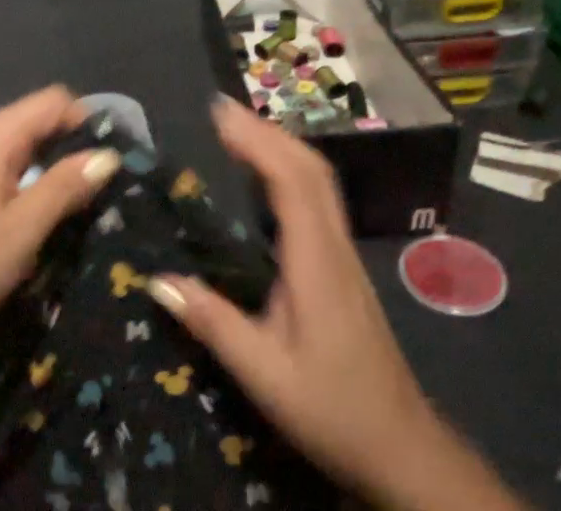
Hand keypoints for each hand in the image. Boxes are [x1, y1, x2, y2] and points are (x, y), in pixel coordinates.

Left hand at [0, 86, 120, 366]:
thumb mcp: (24, 229)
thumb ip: (65, 186)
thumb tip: (108, 154)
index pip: (52, 100)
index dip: (87, 120)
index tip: (114, 155)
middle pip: (36, 119)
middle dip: (71, 144)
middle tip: (104, 182)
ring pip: (21, 144)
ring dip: (51, 164)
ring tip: (80, 198)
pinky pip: (3, 163)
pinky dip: (27, 177)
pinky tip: (40, 210)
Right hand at [147, 97, 440, 487]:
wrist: (403, 448)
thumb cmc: (334, 411)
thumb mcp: (264, 375)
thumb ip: (213, 323)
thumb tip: (157, 278)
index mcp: (316, 265)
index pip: (293, 182)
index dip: (258, 141)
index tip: (218, 113)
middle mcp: (335, 250)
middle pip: (312, 170)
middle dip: (267, 132)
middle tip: (220, 111)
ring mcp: (344, 259)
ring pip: (318, 184)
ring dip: (280, 148)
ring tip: (236, 133)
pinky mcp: (342, 271)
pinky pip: (317, 203)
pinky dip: (288, 174)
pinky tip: (263, 183)